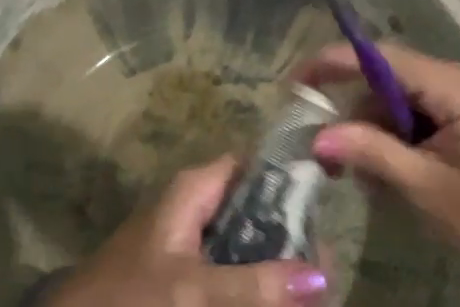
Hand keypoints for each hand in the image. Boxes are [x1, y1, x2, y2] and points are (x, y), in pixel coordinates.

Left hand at [47, 156, 331, 306]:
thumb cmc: (132, 295)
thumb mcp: (196, 290)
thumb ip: (256, 283)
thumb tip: (323, 276)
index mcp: (192, 191)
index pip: (250, 166)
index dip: (288, 178)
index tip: (327, 200)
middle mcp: (192, 208)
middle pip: (253, 210)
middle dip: (289, 237)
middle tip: (325, 267)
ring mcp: (186, 243)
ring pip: (244, 246)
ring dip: (272, 267)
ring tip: (311, 291)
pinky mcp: (180, 276)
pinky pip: (227, 273)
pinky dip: (250, 286)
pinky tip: (274, 300)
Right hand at [299, 44, 459, 306]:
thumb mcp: (426, 190)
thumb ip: (371, 153)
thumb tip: (316, 136)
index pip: (386, 59)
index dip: (337, 62)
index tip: (297, 79)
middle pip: (388, 77)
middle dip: (355, 111)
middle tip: (325, 148)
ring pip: (396, 96)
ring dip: (373, 130)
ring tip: (358, 173)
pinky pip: (414, 112)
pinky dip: (393, 138)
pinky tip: (386, 172)